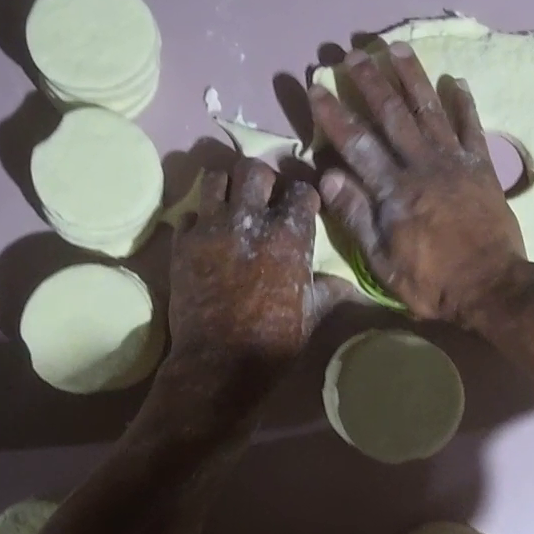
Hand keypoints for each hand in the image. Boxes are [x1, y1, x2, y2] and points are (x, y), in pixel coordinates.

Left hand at [165, 158, 339, 393]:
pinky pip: (188, 214)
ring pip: (214, 177)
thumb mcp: (312, 315)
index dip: (301, 196)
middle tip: (261, 197)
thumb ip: (329, 291)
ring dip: (225, 186)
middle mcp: (250, 221)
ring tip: (229, 203)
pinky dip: (198, 220)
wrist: (219, 363)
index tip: (298, 206)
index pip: (300, 190)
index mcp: (289, 236)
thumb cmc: (274, 341)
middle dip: (261, 180)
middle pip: (254, 170)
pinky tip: (205, 235)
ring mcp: (212, 229)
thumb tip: (351, 286)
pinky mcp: (182, 244)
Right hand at [307, 43, 529, 325]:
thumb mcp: (383, 261)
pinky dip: (464, 103)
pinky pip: (472, 127)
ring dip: (412, 78)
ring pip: (430, 111)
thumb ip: (356, 216)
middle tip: (354, 54)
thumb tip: (327, 175)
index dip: (335, 114)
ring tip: (397, 49)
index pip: (357, 143)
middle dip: (371, 83)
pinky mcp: (483, 168)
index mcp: (393, 191)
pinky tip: (455, 80)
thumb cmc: (432, 282)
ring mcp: (455, 163)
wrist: (493, 288)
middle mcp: (422, 166)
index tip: (318, 87)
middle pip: (392, 115)